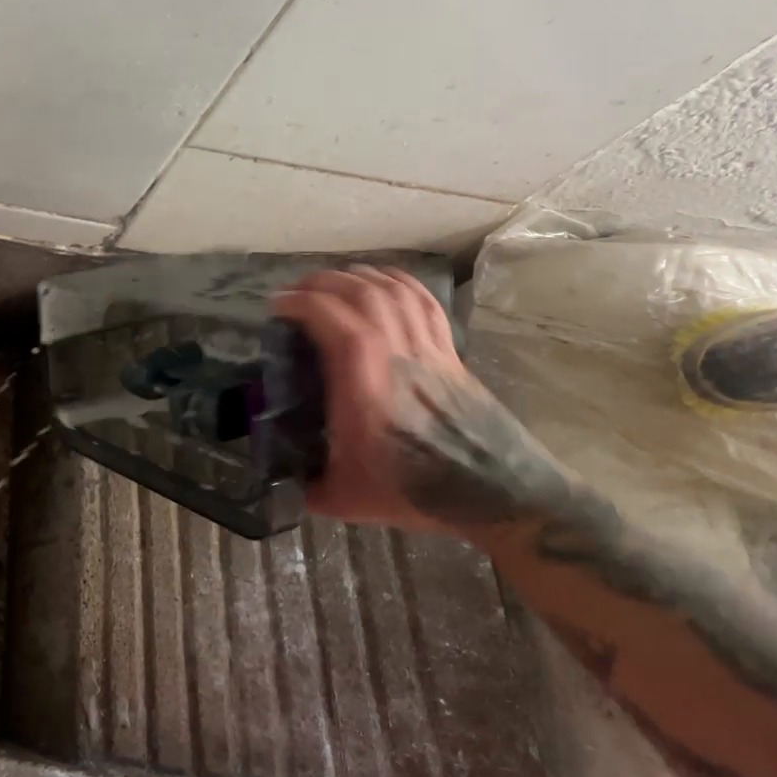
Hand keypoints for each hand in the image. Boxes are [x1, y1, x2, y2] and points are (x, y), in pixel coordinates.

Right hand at [271, 265, 473, 535]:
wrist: (502, 498)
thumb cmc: (418, 494)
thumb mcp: (344, 498)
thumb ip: (303, 483)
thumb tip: (276, 474)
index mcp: (364, 385)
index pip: (331, 319)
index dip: (298, 304)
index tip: (275, 309)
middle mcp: (397, 357)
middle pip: (361, 293)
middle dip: (321, 283)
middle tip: (295, 293)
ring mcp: (428, 352)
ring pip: (393, 291)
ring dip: (357, 278)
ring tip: (331, 283)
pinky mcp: (450, 354)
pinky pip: (423, 303)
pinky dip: (397, 283)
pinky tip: (380, 283)